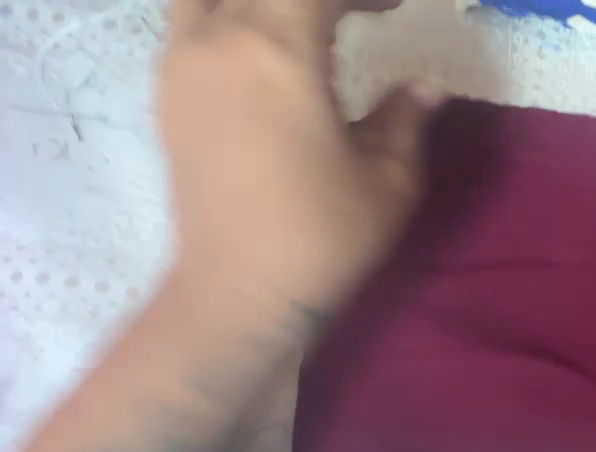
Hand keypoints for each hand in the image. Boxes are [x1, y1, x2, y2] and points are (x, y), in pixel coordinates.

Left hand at [160, 0, 437, 321]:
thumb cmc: (331, 231)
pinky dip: (233, 14)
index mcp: (278, 53)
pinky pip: (191, 15)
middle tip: (363, 12)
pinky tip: (270, 46)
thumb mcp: (391, 179)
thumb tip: (427, 85)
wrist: (247, 279)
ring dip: (265, 2)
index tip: (398, 8)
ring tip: (311, 23)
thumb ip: (406, 119)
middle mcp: (217, 37)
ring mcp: (181, 57)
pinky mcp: (168, 84)